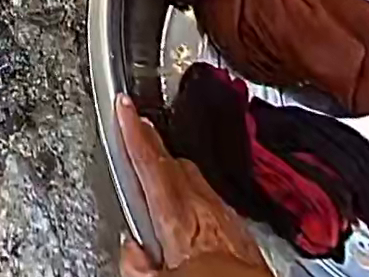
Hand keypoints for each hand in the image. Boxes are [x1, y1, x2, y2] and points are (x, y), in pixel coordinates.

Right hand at [116, 95, 270, 276]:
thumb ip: (137, 263)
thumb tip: (130, 251)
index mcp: (176, 217)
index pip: (148, 161)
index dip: (132, 131)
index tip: (124, 106)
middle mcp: (202, 209)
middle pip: (171, 162)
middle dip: (153, 142)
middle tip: (138, 123)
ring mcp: (226, 218)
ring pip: (194, 177)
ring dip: (174, 165)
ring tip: (161, 159)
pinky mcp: (244, 233)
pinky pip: (214, 197)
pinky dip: (198, 189)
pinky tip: (195, 200)